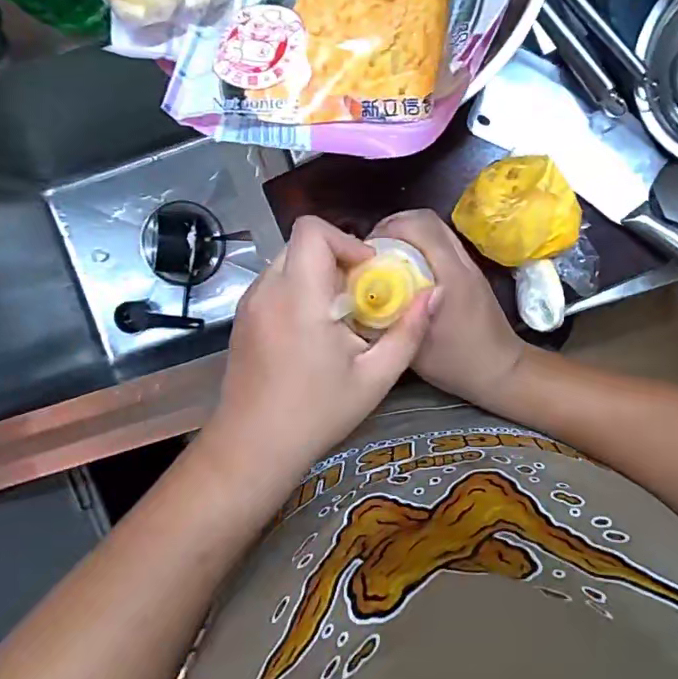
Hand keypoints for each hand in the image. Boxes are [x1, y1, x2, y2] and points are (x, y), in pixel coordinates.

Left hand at [197, 217, 434, 490]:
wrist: (252, 448)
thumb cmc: (317, 413)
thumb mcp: (376, 377)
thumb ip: (409, 332)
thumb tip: (435, 294)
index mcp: (299, 297)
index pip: (312, 230)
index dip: (346, 240)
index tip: (368, 274)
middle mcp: (267, 291)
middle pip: (302, 243)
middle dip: (337, 258)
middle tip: (361, 295)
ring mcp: (249, 305)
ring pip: (287, 262)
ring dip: (318, 275)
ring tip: (339, 316)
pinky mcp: (242, 320)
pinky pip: (274, 284)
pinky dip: (299, 291)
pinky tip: (314, 332)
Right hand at [369, 210, 525, 406]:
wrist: (501, 370)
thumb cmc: (458, 363)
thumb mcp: (414, 348)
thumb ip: (389, 319)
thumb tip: (359, 299)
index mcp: (450, 275)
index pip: (420, 226)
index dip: (388, 228)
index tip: (366, 250)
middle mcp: (462, 263)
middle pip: (426, 220)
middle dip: (394, 227)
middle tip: (372, 251)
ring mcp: (469, 266)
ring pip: (436, 231)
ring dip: (408, 237)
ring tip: (386, 261)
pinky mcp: (471, 274)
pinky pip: (442, 246)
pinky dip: (421, 248)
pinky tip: (406, 274)